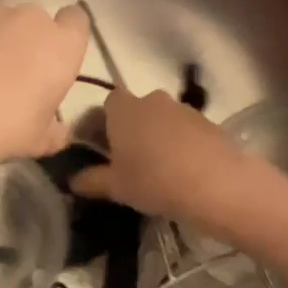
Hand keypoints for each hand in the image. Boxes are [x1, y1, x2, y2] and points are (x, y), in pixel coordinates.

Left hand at [0, 1, 92, 172]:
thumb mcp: (37, 142)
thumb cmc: (1, 129)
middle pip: (35, 22)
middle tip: (11, 79)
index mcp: (60, 47)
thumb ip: (55, 132)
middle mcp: (29, 18)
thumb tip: (59, 132)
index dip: (67, 38)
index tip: (53, 62)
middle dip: (26, 43)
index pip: (77, 21)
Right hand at [70, 89, 259, 223]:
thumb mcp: (116, 187)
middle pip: (136, 110)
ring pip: (162, 120)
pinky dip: (180, 144)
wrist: (214, 182)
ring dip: (157, 137)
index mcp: (123, 109)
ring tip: (158, 169)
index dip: (102, 123)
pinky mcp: (208, 122)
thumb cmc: (153, 180)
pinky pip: (185, 131)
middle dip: (131, 130)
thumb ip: (92, 180)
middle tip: (128, 161)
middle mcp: (152, 100)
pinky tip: (182, 170)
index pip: (107, 103)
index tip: (101, 147)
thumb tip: (73, 180)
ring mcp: (183, 109)